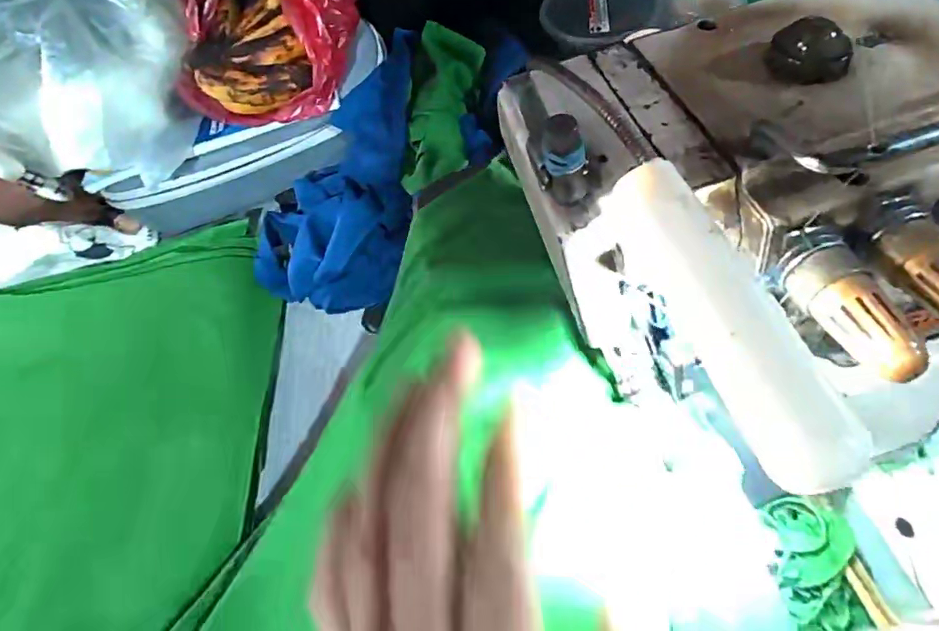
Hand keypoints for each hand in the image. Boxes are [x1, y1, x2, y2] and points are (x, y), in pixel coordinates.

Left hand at [311, 334, 538, 630]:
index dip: (505, 472)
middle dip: (437, 417)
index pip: (495, 554)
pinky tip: (363, 466)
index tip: (516, 402)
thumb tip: (611, 589)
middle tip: (459, 349)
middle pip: (417, 519)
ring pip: (365, 532)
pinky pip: (327, 579)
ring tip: (415, 378)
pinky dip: (342, 514)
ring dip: (389, 440)